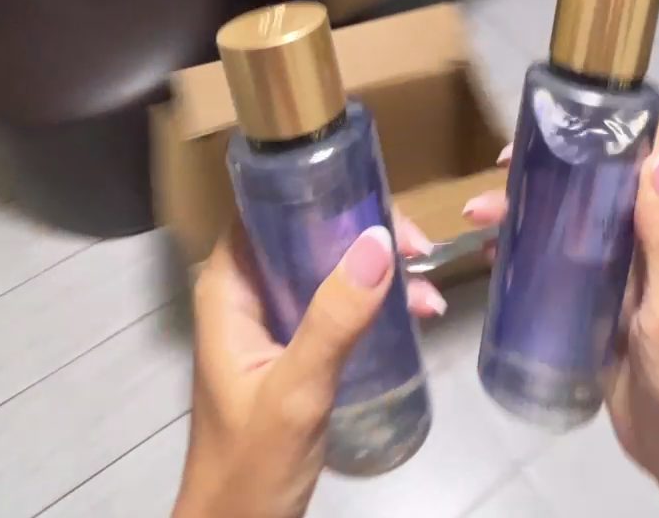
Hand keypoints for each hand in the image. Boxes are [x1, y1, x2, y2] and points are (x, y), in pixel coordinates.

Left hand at [173, 214, 440, 517]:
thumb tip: (380, 239)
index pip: (267, 208)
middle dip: (366, 234)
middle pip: (307, 233)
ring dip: (379, 270)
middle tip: (419, 247)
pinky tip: (419, 313)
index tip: (380, 201)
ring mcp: (272, 319)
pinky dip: (376, 302)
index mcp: (230, 287)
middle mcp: (249, 291)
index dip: (321, 192)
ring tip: (428, 290)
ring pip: (328, 266)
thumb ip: (334, 319)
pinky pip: (338, 302)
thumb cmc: (250, 465)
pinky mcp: (296, 345)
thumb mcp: (296, 391)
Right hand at [463, 128, 658, 517]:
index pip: (650, 154)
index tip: (562, 113)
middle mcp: (646, 238)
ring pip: (571, 218)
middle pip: (597, 182)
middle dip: (549, 167)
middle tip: (499, 168)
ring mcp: (618, 269)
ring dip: (527, 208)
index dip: (612, 124)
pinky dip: (527, 248)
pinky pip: (558, 260)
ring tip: (480, 216)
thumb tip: (655, 151)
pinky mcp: (594, 300)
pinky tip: (494, 253)